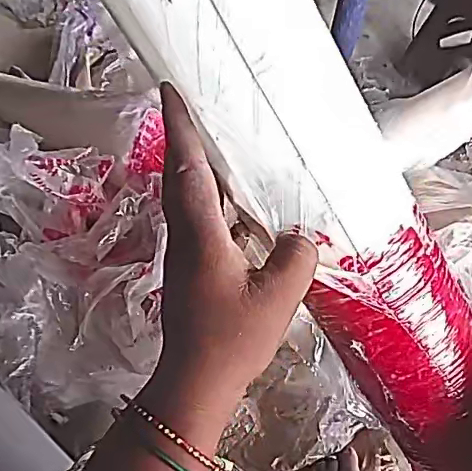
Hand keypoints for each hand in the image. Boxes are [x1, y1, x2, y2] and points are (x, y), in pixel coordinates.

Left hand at [145, 83, 316, 415]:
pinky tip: (229, 203)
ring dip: (194, 167)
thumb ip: (297, 255)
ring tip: (215, 145)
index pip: (188, 168)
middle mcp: (185, 238)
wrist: (196, 380)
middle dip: (184, 138)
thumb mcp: (279, 296)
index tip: (168, 90)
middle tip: (193, 107)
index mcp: (201, 235)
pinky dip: (207, 198)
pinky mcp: (188, 270)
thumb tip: (302, 236)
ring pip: (184, 199)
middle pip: (179, 176)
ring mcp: (183, 255)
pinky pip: (195, 220)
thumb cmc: (232, 339)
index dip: (181, 127)